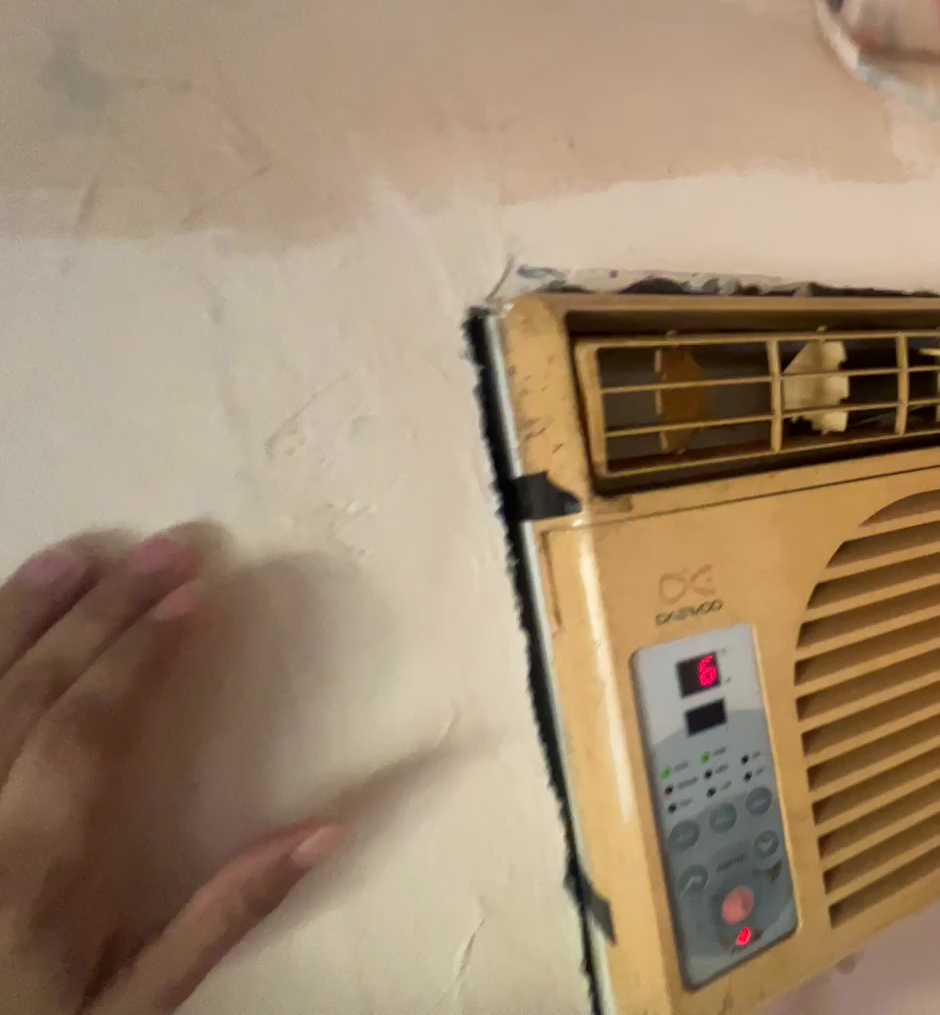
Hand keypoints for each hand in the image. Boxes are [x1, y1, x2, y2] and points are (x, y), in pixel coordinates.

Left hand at [0, 534, 343, 1013]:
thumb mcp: (133, 998)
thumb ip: (225, 914)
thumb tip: (331, 829)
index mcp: (33, 860)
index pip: (87, 728)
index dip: (139, 653)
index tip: (192, 594)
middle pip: (27, 693)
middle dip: (98, 611)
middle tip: (160, 547)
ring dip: (20, 618)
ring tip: (72, 555)